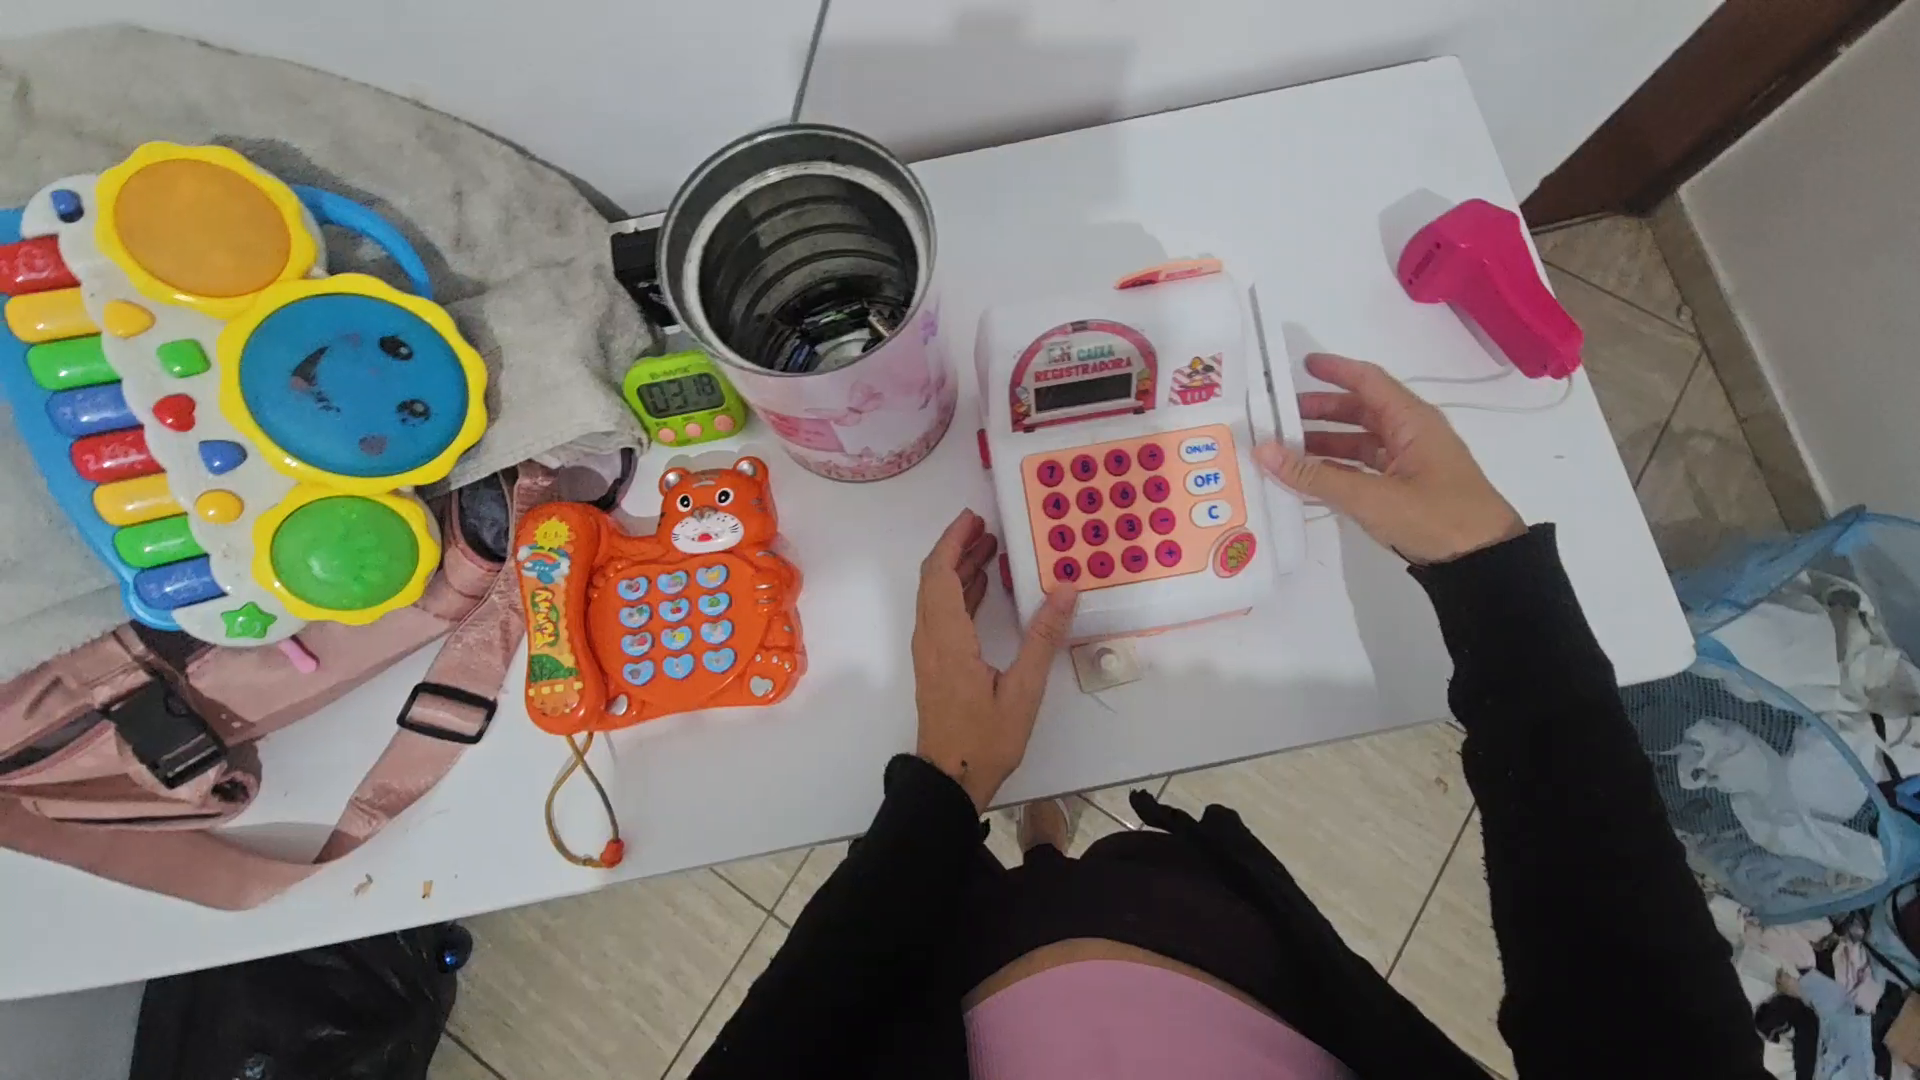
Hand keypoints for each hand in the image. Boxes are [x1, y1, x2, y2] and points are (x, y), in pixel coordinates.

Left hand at [912, 510, 1078, 811]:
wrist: (950, 780)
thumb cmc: (985, 739)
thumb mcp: (1023, 691)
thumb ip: (1042, 638)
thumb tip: (1065, 591)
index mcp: (947, 638)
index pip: (939, 574)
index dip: (952, 541)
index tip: (973, 518)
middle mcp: (931, 638)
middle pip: (934, 579)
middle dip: (956, 547)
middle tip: (987, 527)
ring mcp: (930, 651)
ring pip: (937, 596)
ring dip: (958, 569)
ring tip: (990, 549)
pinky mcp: (936, 663)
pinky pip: (942, 614)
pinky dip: (960, 593)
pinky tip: (984, 588)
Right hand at [1254, 353, 1524, 563]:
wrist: (1481, 561)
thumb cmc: (1434, 517)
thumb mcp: (1370, 497)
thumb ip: (1314, 475)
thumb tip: (1263, 450)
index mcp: (1412, 421)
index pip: (1369, 381)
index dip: (1336, 370)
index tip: (1301, 366)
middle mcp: (1411, 433)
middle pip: (1361, 409)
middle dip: (1320, 410)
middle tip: (1279, 416)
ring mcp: (1409, 461)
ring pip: (1360, 439)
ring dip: (1324, 440)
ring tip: (1285, 448)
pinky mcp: (1406, 486)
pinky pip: (1363, 465)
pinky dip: (1336, 466)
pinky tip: (1309, 476)